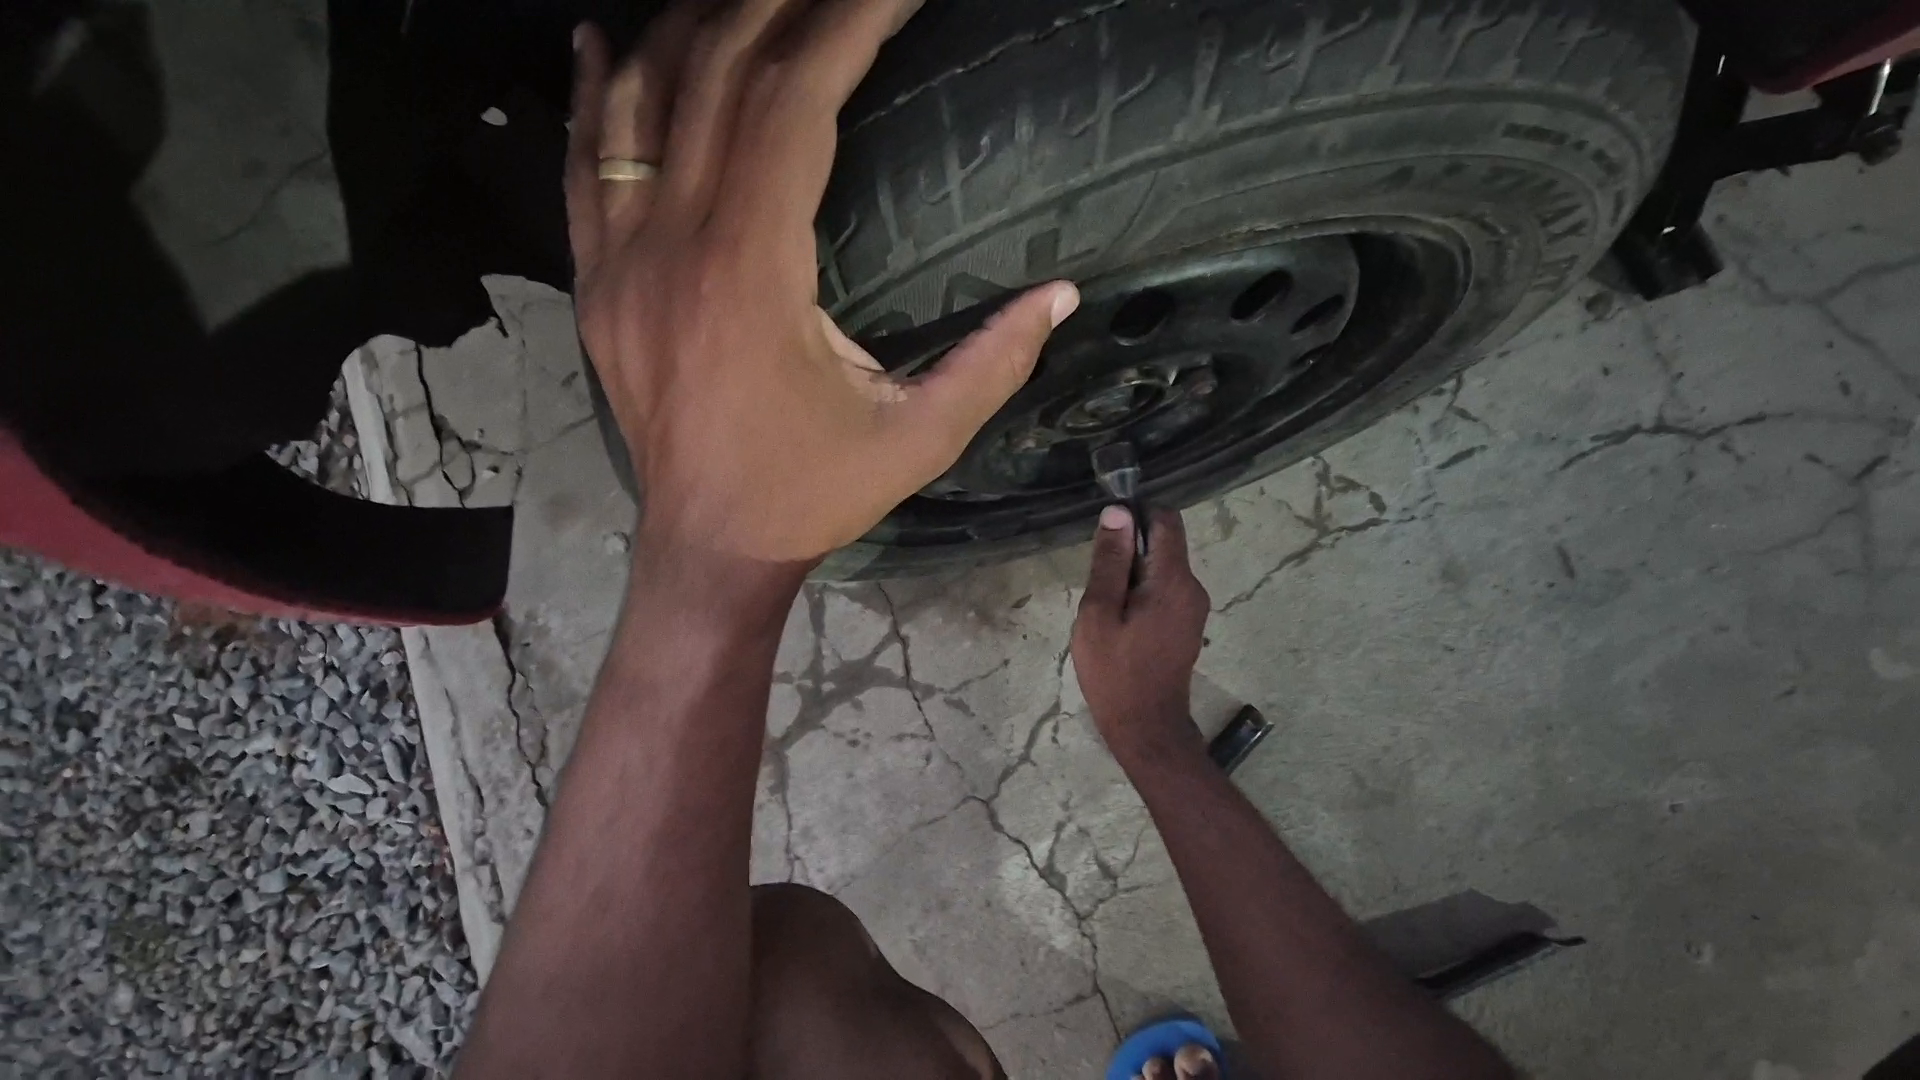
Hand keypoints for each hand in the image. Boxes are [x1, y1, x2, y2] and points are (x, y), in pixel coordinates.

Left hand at [567, 0, 1078, 564]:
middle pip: (717, 74)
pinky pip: (582, 164)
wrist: (711, 547)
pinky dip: (594, 93)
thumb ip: (994, 362)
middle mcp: (674, 245)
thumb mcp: (920, 440)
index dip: (847, 22)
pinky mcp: (598, 285)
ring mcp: (621, 261)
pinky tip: (604, 41)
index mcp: (753, 272)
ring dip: (694, 28)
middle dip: (780, 4)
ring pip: (640, 101)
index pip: (794, 100)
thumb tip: (1061, 294)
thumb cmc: (814, 495)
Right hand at [1071, 506, 1212, 766]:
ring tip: (1105, 609)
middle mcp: (1192, 587)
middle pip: (1163, 544)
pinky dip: (1141, 595)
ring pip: (1161, 569)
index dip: (1135, 516)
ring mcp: (1193, 607)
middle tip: (1098, 586)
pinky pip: (1164, 591)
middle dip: (1128, 552)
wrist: (1145, 726)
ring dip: (1132, 576)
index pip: (1166, 520)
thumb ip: (1109, 560)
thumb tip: (1117, 512)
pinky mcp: (1188, 624)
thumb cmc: (1115, 670)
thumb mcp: (1099, 612)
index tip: (1105, 537)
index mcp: (1173, 579)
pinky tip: (1120, 623)